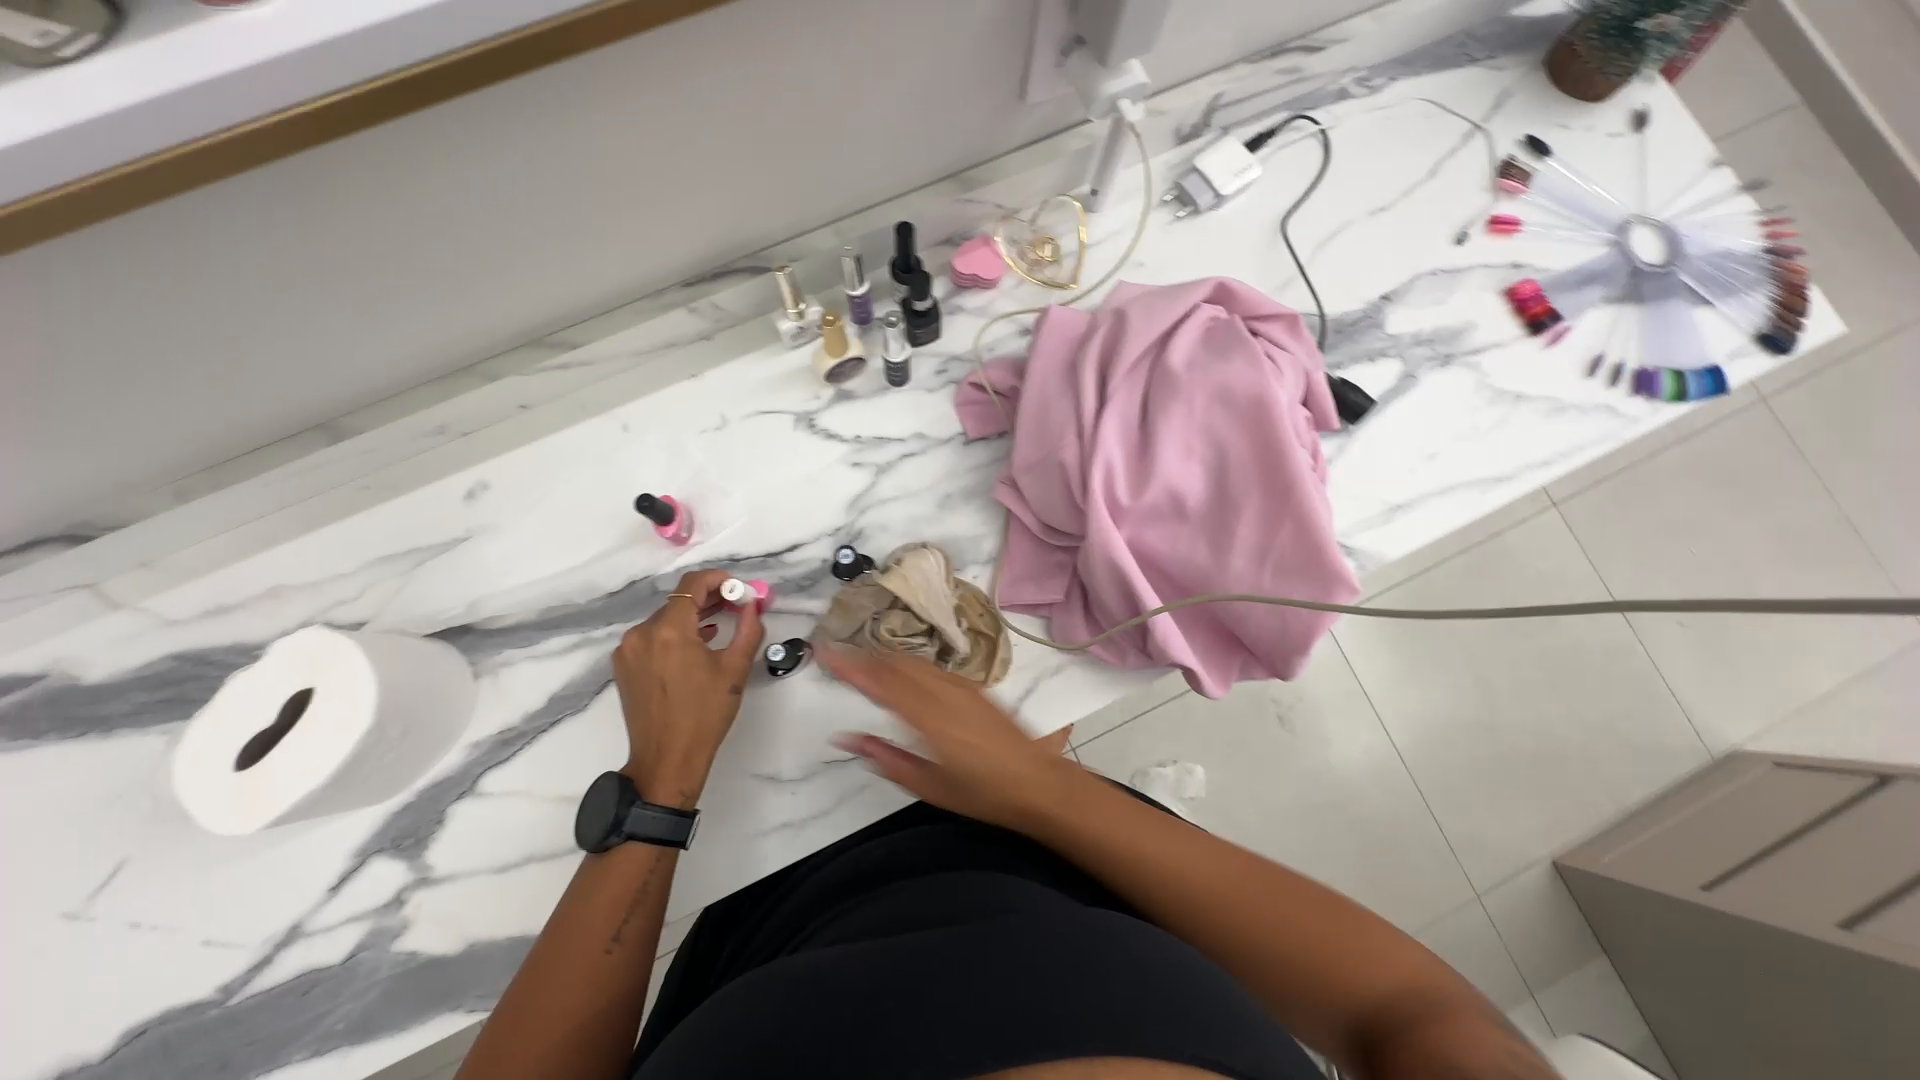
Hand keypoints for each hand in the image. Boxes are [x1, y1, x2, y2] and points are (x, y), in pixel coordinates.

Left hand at [612, 569, 763, 807]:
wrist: (667, 758)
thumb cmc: (705, 715)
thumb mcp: (735, 670)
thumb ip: (748, 628)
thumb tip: (753, 603)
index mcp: (669, 630)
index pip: (692, 584)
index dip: (717, 579)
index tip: (737, 588)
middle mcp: (641, 633)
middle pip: (677, 601)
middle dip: (707, 599)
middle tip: (735, 606)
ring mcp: (627, 649)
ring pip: (663, 619)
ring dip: (690, 618)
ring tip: (717, 628)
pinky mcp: (622, 665)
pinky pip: (650, 638)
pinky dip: (672, 636)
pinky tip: (692, 649)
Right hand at [819, 645, 1078, 830]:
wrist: (1039, 784)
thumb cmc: (984, 794)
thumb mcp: (928, 786)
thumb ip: (885, 758)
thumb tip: (846, 738)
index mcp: (929, 718)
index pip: (880, 682)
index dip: (849, 665)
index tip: (823, 652)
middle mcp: (945, 693)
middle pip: (896, 663)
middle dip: (863, 656)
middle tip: (835, 656)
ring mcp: (963, 687)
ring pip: (915, 662)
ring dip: (886, 657)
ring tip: (861, 660)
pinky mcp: (976, 688)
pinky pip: (933, 668)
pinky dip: (908, 664)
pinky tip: (902, 672)